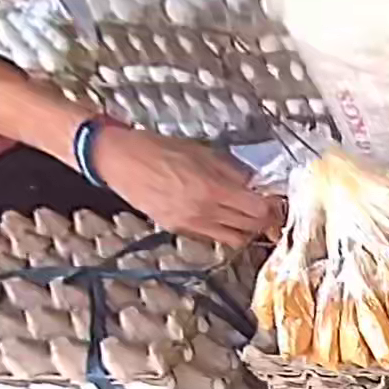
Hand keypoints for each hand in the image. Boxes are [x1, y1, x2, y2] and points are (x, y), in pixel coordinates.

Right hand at [90, 127, 275, 244]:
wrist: (114, 156)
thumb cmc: (157, 149)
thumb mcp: (202, 153)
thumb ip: (235, 173)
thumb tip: (260, 186)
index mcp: (212, 189)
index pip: (259, 211)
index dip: (272, 208)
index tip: (275, 202)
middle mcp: (205, 211)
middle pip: (253, 227)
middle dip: (265, 220)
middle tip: (266, 211)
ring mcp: (192, 224)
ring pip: (238, 239)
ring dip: (248, 230)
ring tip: (245, 217)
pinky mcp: (180, 230)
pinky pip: (216, 238)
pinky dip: (226, 231)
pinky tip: (223, 219)